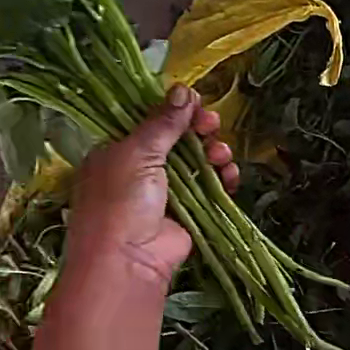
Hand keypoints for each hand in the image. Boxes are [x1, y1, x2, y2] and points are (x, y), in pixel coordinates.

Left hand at [69, 84, 238, 288]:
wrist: (128, 259)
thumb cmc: (121, 201)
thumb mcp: (137, 153)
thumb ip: (163, 123)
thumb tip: (183, 89)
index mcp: (118, 149)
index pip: (151, 121)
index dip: (175, 111)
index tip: (195, 103)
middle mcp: (141, 168)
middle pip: (178, 140)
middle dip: (199, 130)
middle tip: (213, 125)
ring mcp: (167, 192)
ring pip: (198, 163)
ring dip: (213, 154)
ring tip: (221, 155)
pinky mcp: (189, 212)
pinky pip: (211, 189)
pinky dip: (223, 180)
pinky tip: (230, 175)